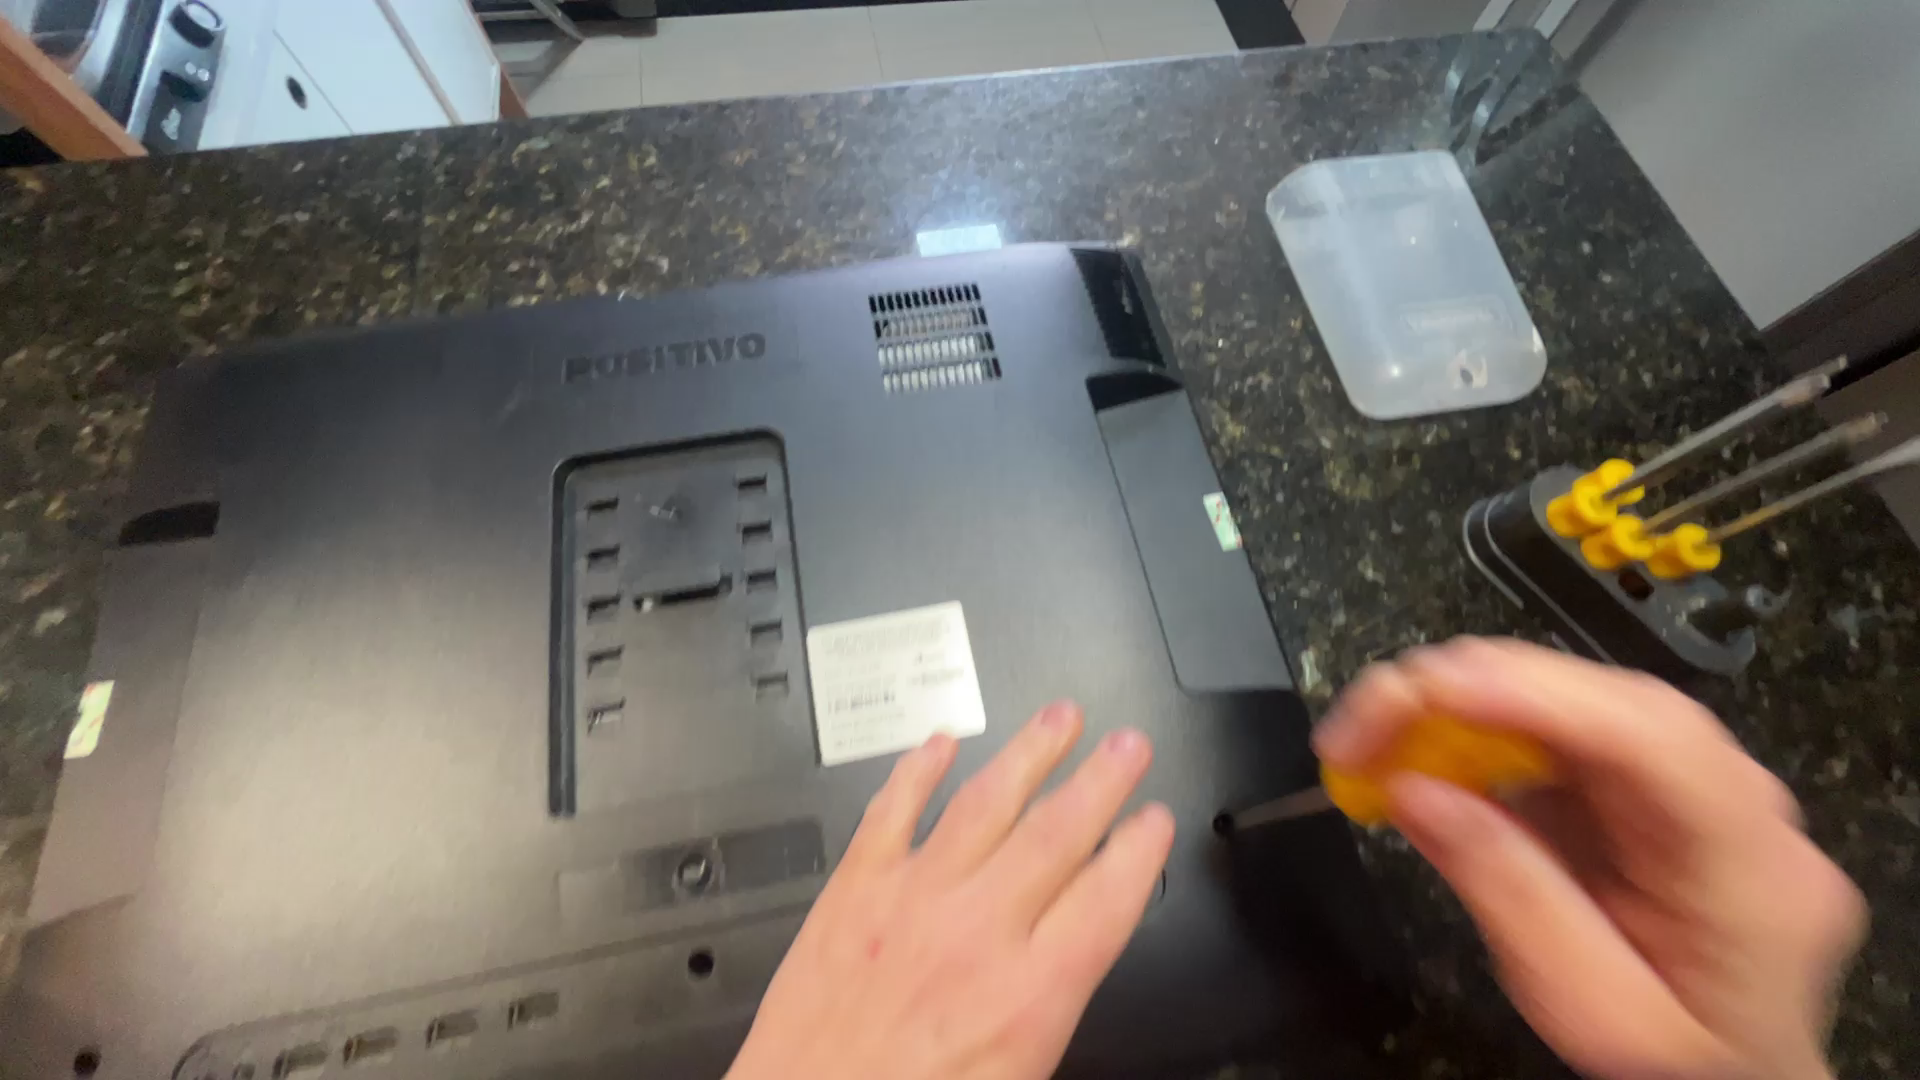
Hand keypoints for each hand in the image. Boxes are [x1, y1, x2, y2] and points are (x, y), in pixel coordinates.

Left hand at [727, 702, 1173, 1079]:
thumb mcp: (1016, 1079)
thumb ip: (1050, 1006)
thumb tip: (1076, 956)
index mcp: (1025, 996)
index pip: (1104, 901)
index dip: (1139, 852)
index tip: (1155, 817)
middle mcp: (975, 932)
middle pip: (1055, 836)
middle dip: (1101, 781)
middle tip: (1128, 743)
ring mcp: (912, 897)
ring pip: (983, 804)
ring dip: (1028, 755)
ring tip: (1058, 718)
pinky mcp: (856, 886)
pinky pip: (891, 810)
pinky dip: (916, 771)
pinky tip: (939, 742)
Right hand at [1315, 637, 1865, 1079]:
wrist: (1731, 1068)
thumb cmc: (1674, 1058)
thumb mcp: (1591, 1008)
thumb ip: (1510, 896)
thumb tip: (1411, 788)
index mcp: (1747, 863)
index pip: (1649, 739)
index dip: (1530, 694)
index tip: (1420, 691)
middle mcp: (1725, 792)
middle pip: (1587, 694)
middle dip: (1454, 689)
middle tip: (1352, 731)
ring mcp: (1676, 771)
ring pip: (1554, 689)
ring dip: (1445, 699)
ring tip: (1365, 741)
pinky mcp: (1622, 767)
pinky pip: (1535, 714)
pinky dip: (1457, 719)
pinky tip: (1410, 748)